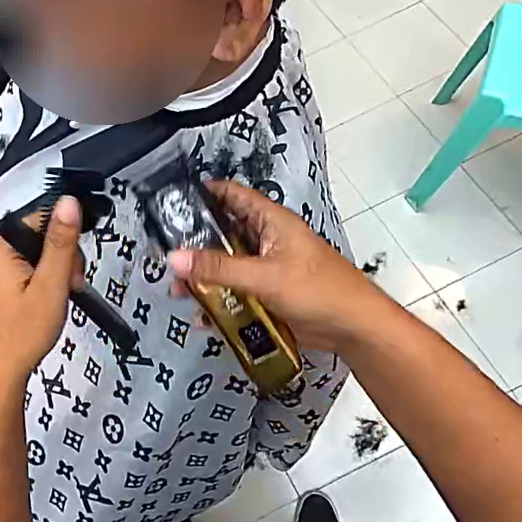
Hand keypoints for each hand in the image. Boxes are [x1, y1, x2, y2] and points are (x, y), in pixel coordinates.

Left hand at [0, 197, 83, 379]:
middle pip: (47, 238)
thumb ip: (62, 242)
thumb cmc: (20, 334)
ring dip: (61, 276)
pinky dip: (51, 287)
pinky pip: (38, 274)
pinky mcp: (10, 289)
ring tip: (59, 300)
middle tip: (66, 287)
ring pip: (46, 258)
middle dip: (66, 261)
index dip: (67, 239)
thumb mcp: (51, 284)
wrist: (1, 373)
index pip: (44, 218)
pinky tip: (51, 305)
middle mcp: (1, 256)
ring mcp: (4, 273)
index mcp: (5, 249)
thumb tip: (68, 203)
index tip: (72, 265)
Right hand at [167, 181, 390, 352]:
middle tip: (169, 256)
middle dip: (196, 246)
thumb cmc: (318, 290)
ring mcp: (267, 268)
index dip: (204, 193)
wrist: (352, 328)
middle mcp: (267, 240)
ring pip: (227, 267)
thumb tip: (176, 258)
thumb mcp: (264, 276)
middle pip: (223, 234)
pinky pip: (236, 294)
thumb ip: (219, 268)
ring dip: (205, 279)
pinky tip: (203, 318)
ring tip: (179, 291)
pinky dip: (220, 303)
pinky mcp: (268, 294)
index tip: (173, 202)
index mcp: (271, 221)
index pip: (232, 195)